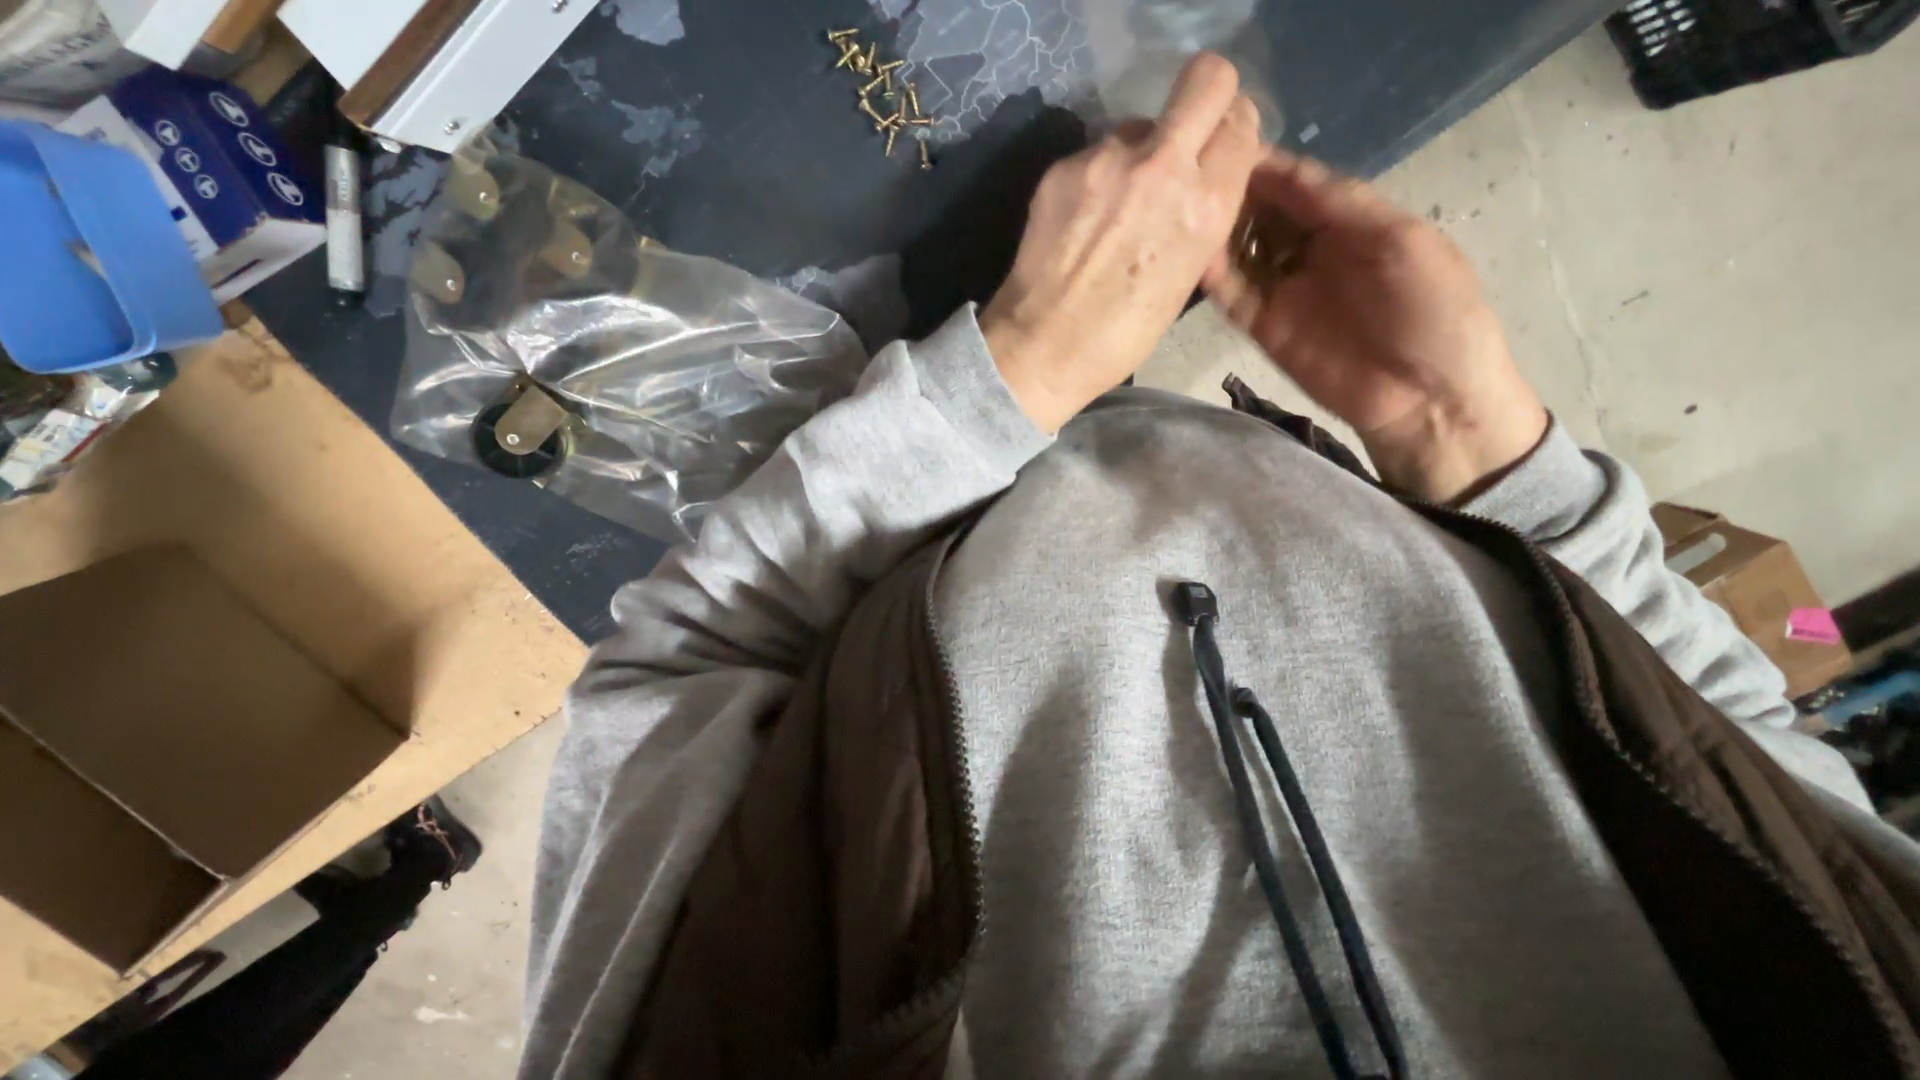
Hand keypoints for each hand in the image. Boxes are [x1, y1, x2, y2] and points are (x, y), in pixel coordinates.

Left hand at [981, 52, 1263, 432]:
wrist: (1043, 346)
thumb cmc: (1123, 333)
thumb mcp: (1188, 276)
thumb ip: (1205, 213)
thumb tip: (1204, 175)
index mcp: (1206, 205)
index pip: (1240, 120)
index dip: (1232, 130)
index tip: (1218, 147)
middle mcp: (1163, 168)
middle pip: (1208, 78)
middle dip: (1206, 96)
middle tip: (1186, 133)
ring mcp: (1108, 160)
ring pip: (1142, 123)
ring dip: (1140, 151)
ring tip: (1119, 204)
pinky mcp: (1065, 166)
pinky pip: (1098, 149)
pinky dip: (1100, 174)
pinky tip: (1086, 217)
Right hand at [1205, 151, 1547, 502]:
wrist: (1427, 398)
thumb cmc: (1433, 312)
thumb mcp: (1401, 241)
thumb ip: (1341, 205)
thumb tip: (1280, 172)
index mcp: (1352, 222)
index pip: (1298, 184)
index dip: (1266, 166)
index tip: (1226, 145)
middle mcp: (1312, 250)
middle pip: (1262, 213)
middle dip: (1233, 195)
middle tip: (1195, 179)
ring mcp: (1286, 290)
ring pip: (1241, 251)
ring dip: (1217, 231)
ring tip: (1185, 210)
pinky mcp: (1265, 328)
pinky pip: (1233, 296)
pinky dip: (1212, 277)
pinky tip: (1191, 256)